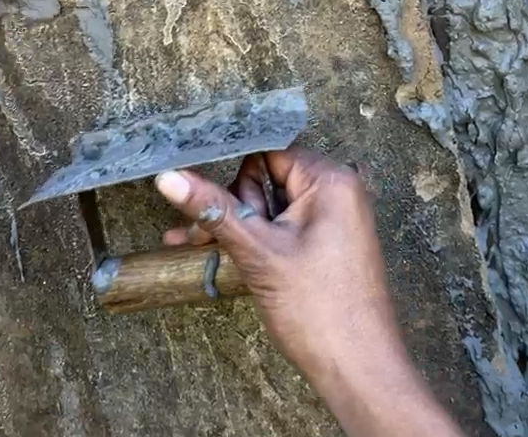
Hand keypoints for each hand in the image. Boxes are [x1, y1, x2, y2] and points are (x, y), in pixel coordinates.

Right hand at [154, 149, 399, 383]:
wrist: (359, 374)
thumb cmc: (317, 310)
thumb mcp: (257, 251)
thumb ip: (213, 209)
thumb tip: (168, 176)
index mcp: (329, 179)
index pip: (266, 154)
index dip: (237, 179)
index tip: (210, 201)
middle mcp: (337, 190)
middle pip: (265, 179)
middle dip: (232, 207)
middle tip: (208, 238)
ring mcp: (334, 218)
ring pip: (270, 207)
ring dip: (237, 226)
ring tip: (203, 248)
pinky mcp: (327, 243)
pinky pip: (283, 227)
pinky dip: (256, 239)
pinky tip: (218, 252)